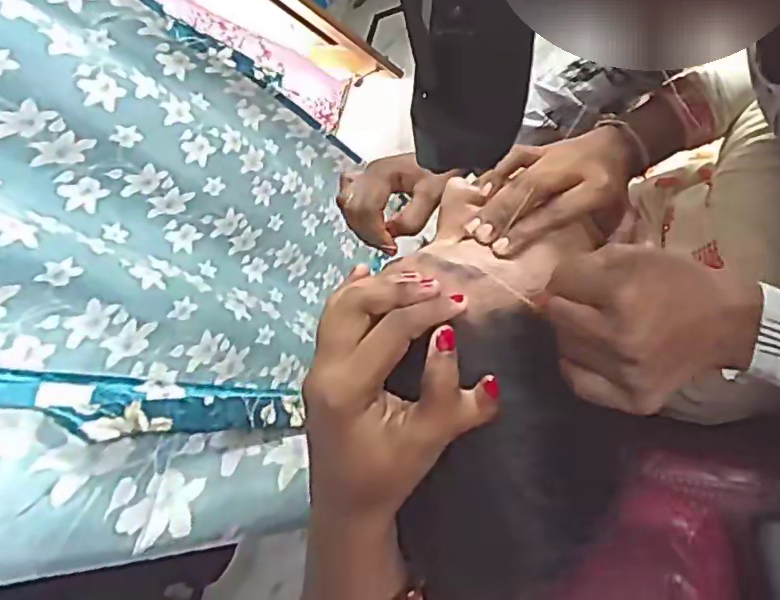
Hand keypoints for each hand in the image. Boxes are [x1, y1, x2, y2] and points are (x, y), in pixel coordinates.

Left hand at [303, 266, 499, 521]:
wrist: (348, 507)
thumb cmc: (390, 474)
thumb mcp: (429, 439)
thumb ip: (447, 392)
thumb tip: (450, 338)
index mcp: (346, 388)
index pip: (391, 328)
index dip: (430, 310)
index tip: (462, 304)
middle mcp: (324, 370)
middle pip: (356, 304)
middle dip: (399, 287)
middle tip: (438, 286)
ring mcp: (318, 365)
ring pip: (341, 303)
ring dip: (379, 286)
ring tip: (418, 282)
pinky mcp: (323, 364)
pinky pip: (334, 314)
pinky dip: (354, 290)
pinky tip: (368, 272)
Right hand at [337, 154, 456, 253]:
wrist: (445, 158)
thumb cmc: (441, 172)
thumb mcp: (432, 196)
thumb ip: (411, 220)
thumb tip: (388, 235)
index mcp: (383, 172)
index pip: (366, 208)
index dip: (374, 233)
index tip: (391, 248)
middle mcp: (369, 172)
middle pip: (353, 209)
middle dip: (368, 233)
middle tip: (388, 247)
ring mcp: (366, 175)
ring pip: (348, 206)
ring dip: (362, 227)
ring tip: (384, 240)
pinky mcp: (368, 181)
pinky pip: (352, 202)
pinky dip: (360, 219)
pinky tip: (376, 228)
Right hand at [467, 128, 642, 253]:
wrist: (618, 145)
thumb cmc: (616, 191)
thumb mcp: (616, 216)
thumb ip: (596, 239)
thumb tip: (566, 270)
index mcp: (598, 188)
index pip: (557, 210)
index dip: (529, 229)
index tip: (502, 250)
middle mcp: (574, 168)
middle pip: (533, 190)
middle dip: (504, 214)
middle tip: (480, 238)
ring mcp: (556, 154)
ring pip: (522, 174)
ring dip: (496, 199)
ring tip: (474, 222)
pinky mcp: (544, 147)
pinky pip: (517, 156)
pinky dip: (498, 172)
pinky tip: (481, 191)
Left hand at [543, 245, 763, 414]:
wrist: (724, 324)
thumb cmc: (681, 281)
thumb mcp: (641, 254)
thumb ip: (594, 260)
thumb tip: (555, 277)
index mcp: (623, 291)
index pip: (563, 279)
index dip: (567, 272)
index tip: (579, 274)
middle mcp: (619, 336)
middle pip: (557, 314)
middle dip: (565, 299)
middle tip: (583, 297)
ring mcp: (625, 373)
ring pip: (564, 347)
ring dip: (571, 331)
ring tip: (591, 322)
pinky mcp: (632, 400)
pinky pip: (580, 383)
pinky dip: (577, 364)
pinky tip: (591, 351)